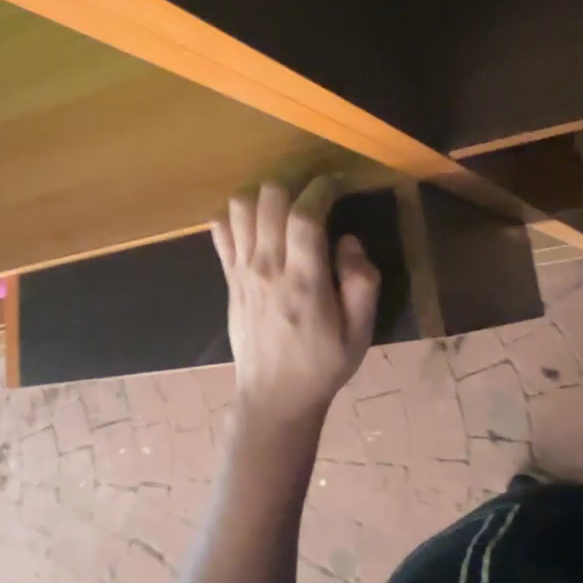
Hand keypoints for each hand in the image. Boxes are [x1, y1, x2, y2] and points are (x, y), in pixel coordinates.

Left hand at [210, 177, 380, 426]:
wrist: (274, 398)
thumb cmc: (322, 364)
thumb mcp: (360, 332)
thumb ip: (362, 282)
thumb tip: (349, 240)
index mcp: (304, 280)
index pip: (305, 215)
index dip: (321, 189)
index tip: (335, 184)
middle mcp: (267, 267)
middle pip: (269, 199)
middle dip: (294, 186)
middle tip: (311, 198)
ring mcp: (242, 270)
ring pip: (240, 206)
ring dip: (263, 196)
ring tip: (284, 208)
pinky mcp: (228, 277)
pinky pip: (220, 229)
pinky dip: (235, 214)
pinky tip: (256, 224)